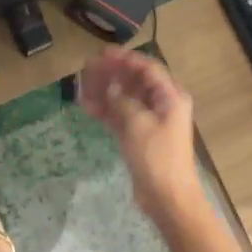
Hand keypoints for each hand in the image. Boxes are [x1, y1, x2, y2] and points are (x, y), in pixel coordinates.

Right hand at [79, 47, 203, 223]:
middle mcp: (162, 104)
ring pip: (125, 98)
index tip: (102, 54)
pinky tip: (86, 105)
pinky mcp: (139, 137)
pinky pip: (120, 116)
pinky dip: (105, 110)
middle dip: (111, 74)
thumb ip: (121, 101)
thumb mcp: (138, 124)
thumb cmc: (157, 157)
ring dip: (105, 91)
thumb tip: (109, 88)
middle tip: (87, 68)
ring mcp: (150, 121)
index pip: (147, 68)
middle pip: (135, 82)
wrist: (167, 198)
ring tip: (81, 86)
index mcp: (170, 97)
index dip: (125, 59)